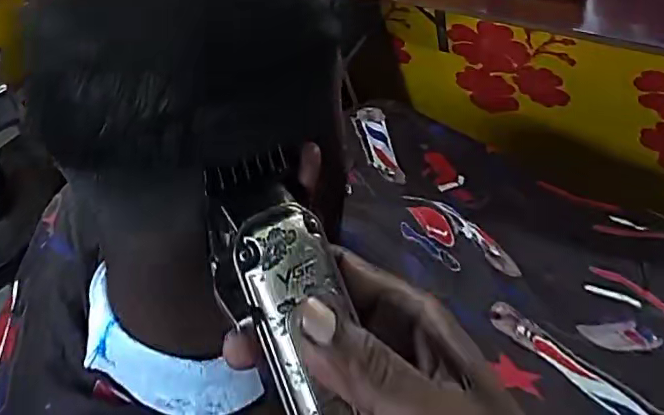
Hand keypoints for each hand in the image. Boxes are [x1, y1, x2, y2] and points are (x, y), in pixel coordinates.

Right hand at [224, 246, 519, 414]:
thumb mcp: (428, 406)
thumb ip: (369, 363)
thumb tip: (307, 308)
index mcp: (412, 317)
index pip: (345, 269)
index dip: (296, 262)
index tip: (250, 272)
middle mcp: (391, 342)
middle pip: (322, 315)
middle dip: (277, 318)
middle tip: (236, 337)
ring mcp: (380, 383)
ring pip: (318, 357)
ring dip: (280, 357)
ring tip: (242, 360)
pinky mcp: (369, 408)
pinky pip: (326, 394)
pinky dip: (298, 391)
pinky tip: (275, 389)